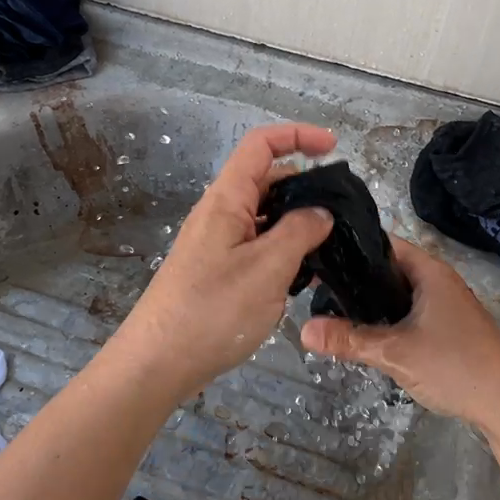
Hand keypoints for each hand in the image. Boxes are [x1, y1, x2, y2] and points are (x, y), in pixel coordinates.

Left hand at [109, 123, 335, 400]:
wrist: (157, 364)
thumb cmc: (212, 311)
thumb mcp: (267, 269)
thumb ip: (299, 232)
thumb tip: (321, 212)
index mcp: (227, 199)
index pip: (261, 144)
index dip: (297, 135)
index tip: (334, 147)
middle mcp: (220, 212)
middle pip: (266, 179)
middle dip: (306, 185)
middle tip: (342, 212)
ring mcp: (217, 242)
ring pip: (265, 216)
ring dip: (297, 223)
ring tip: (330, 247)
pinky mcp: (218, 269)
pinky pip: (257, 244)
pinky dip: (283, 250)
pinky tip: (303, 276)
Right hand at [301, 238, 499, 432]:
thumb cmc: (455, 366)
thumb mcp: (395, 352)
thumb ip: (349, 340)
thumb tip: (303, 331)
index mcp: (430, 271)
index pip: (384, 242)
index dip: (352, 245)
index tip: (320, 254)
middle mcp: (439, 280)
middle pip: (390, 267)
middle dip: (357, 277)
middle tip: (318, 286)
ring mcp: (446, 304)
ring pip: (400, 293)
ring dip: (373, 300)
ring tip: (334, 308)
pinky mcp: (449, 327)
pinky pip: (411, 311)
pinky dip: (389, 317)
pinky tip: (368, 332)